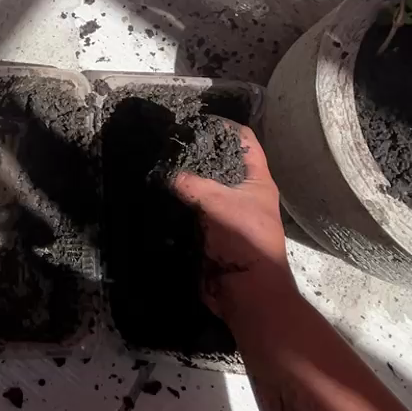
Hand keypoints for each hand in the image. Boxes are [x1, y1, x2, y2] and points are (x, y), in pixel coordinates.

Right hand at [170, 123, 295, 320]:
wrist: (243, 292)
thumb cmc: (243, 241)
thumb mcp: (218, 203)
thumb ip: (188, 183)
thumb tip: (161, 172)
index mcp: (257, 181)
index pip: (245, 141)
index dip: (224, 125)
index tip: (195, 118)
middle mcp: (242, 192)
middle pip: (218, 161)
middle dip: (195, 150)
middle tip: (167, 140)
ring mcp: (224, 210)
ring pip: (200, 184)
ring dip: (182, 176)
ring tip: (156, 160)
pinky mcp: (206, 228)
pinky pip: (188, 206)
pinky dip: (174, 198)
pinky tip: (154, 188)